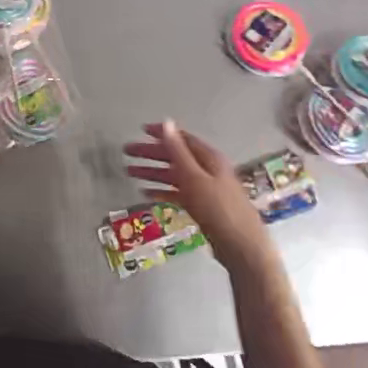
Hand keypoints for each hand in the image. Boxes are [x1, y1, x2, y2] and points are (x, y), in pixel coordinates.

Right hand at [123, 121, 266, 262]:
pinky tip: (146, 193)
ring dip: (152, 172)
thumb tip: (166, 123)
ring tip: (129, 171)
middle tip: (127, 152)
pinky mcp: (201, 206)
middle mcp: (207, 170)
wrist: (240, 245)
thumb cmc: (217, 208)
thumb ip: (178, 151)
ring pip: (174, 175)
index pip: (182, 139)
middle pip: (175, 157)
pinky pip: (177, 193)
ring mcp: (205, 189)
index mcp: (209, 158)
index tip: (141, 130)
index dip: (162, 134)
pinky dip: (162, 191)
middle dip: (151, 153)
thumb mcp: (194, 177)